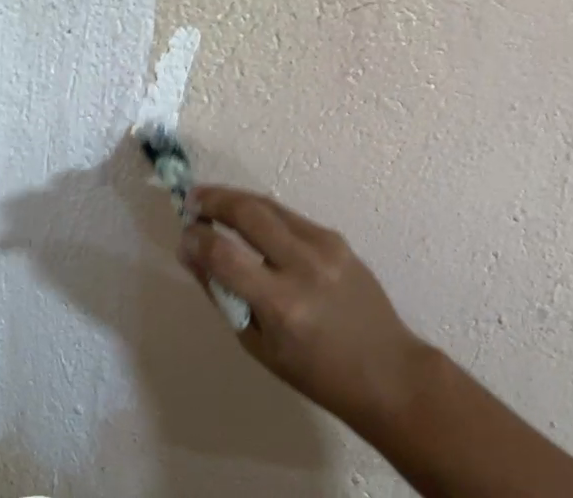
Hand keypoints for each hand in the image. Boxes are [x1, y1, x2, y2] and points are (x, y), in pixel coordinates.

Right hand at [177, 185, 436, 435]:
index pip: (224, 254)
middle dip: (214, 199)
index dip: (196, 238)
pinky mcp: (338, 239)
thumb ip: (222, 293)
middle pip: (249, 212)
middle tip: (192, 200)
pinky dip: (265, 214)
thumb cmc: (317, 373)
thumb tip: (190, 252)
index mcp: (281, 304)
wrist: (388, 371)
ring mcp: (326, 248)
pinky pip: (291, 217)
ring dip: (237, 199)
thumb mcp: (258, 345)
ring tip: (212, 201)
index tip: (184, 234)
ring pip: (270, 205)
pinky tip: (251, 221)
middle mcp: (304, 267)